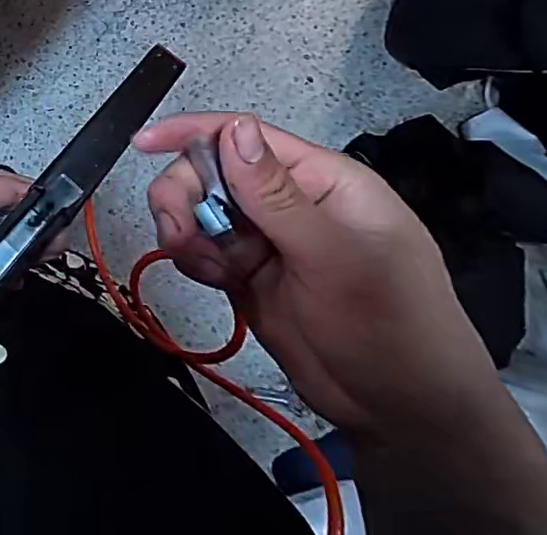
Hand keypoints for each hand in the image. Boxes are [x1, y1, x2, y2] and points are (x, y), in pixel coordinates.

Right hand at [136, 112, 506, 440]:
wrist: (404, 418)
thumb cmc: (391, 330)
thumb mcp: (337, 260)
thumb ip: (278, 196)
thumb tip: (234, 129)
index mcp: (319, 180)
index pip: (243, 136)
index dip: (189, 132)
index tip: (142, 144)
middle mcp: (285, 199)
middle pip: (206, 171)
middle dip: (182, 198)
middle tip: (178, 236)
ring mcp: (262, 234)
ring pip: (194, 207)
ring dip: (184, 231)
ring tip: (202, 267)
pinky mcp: (242, 265)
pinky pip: (197, 244)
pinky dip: (192, 258)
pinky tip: (214, 281)